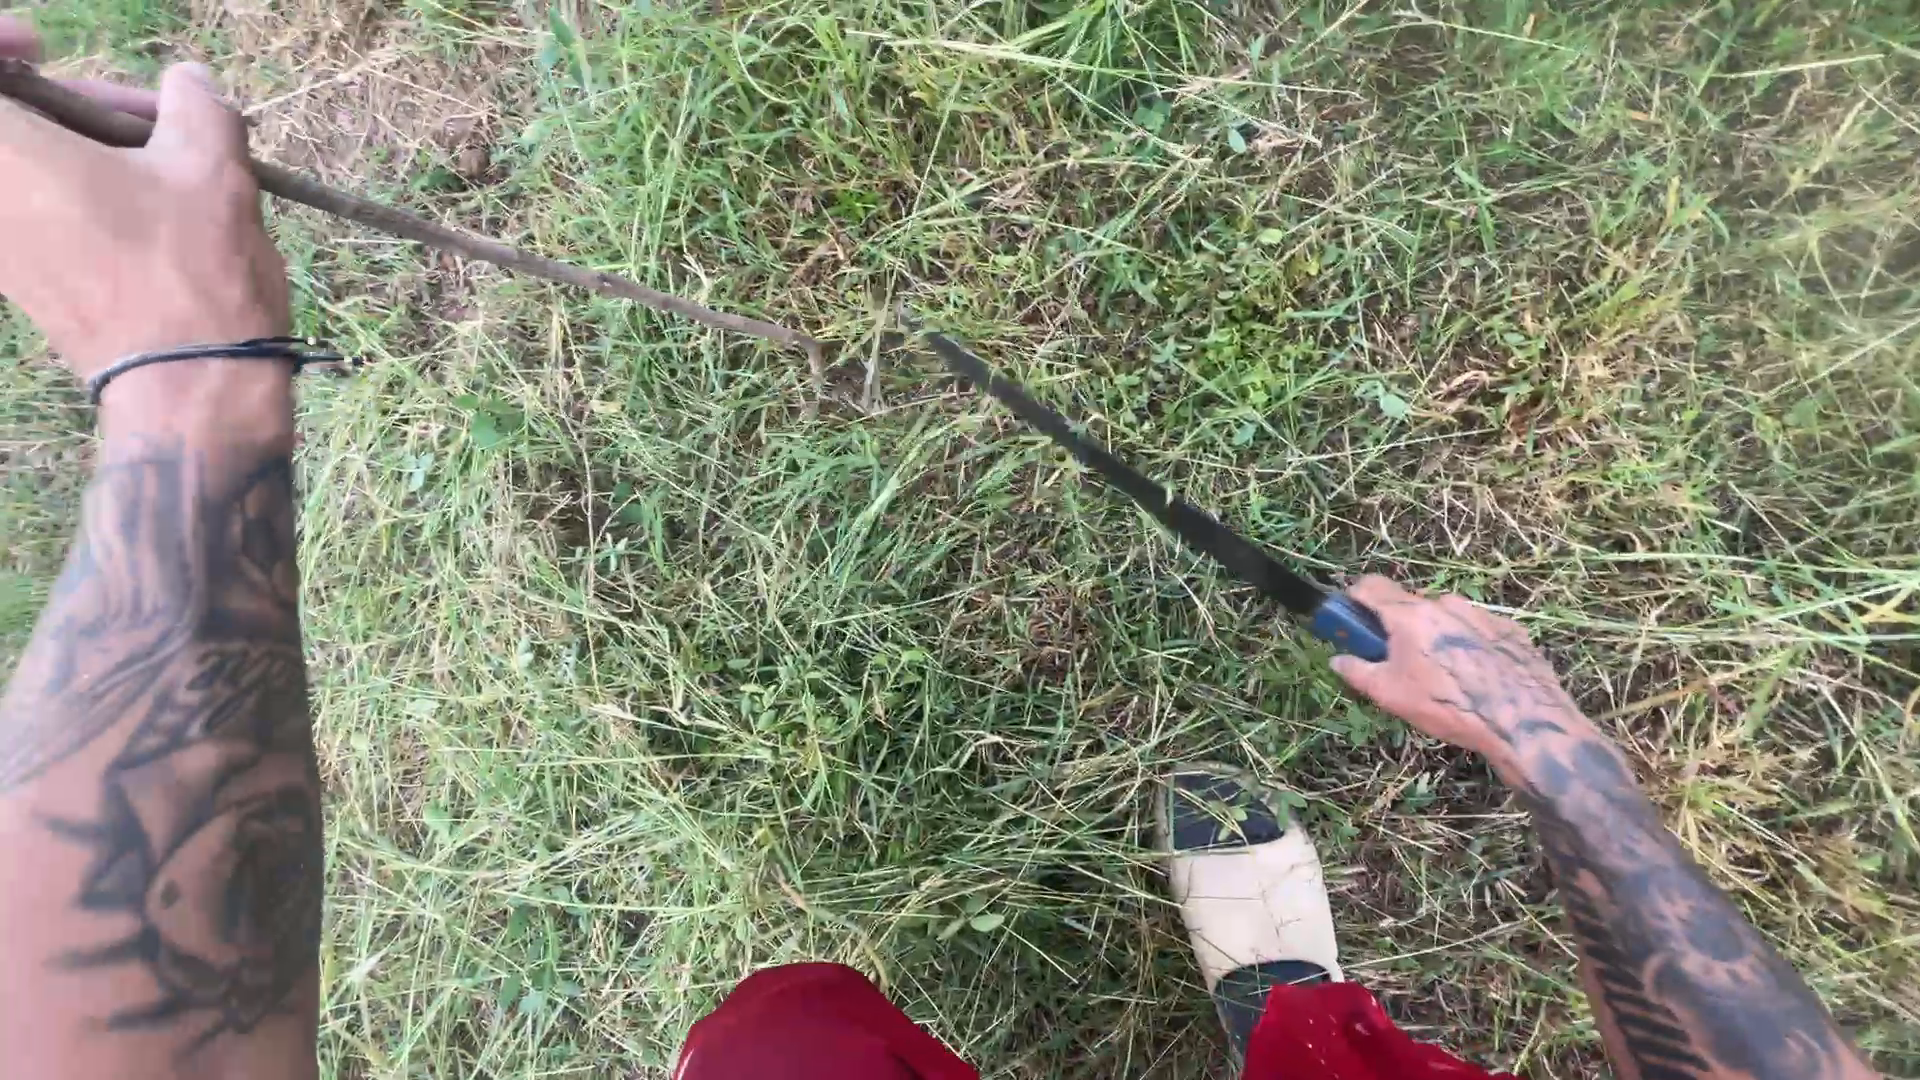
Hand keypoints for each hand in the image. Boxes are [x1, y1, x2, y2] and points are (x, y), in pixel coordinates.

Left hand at [0, 16, 288, 422]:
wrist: (191, 378)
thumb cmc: (196, 273)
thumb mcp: (215, 178)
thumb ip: (198, 112)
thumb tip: (190, 81)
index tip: (45, 46)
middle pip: (2, 118)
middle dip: (65, 101)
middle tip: (150, 120)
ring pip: (20, 165)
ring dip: (80, 150)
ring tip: (166, 175)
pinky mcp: (9, 271)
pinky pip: (26, 207)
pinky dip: (73, 192)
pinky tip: (145, 211)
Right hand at [1329, 576, 1588, 771]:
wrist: (1527, 725)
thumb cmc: (1448, 705)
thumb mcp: (1389, 694)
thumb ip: (1356, 671)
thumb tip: (1338, 660)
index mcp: (1410, 615)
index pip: (1370, 586)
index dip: (1354, 598)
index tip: (1352, 619)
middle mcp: (1445, 605)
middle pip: (1408, 604)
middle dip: (1397, 626)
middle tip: (1398, 660)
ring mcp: (1482, 615)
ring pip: (1444, 616)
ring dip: (1434, 634)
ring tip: (1442, 673)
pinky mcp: (1511, 631)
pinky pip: (1475, 629)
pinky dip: (1466, 644)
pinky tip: (1475, 676)